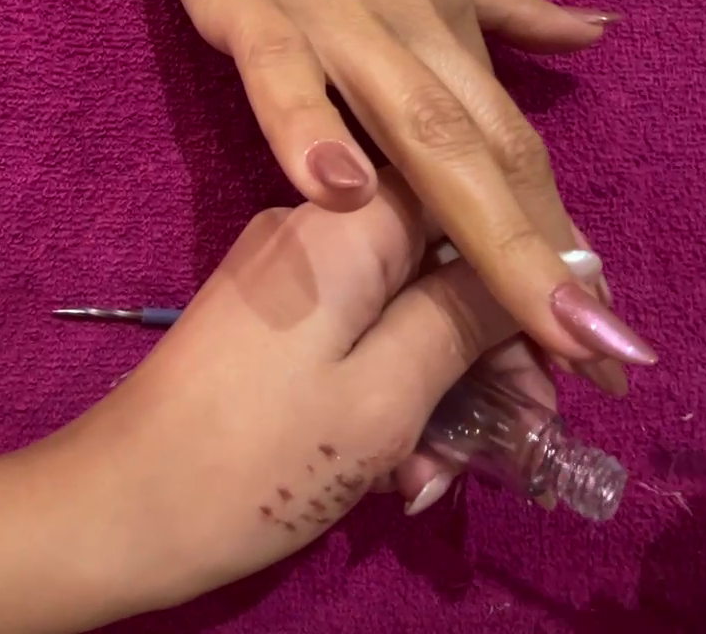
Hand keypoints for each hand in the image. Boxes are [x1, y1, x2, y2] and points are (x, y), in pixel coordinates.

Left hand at [43, 170, 530, 613]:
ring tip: (438, 479)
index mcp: (341, 225)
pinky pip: (357, 332)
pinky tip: (397, 469)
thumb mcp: (384, 395)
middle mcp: (312, 227)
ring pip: (402, 309)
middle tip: (525, 441)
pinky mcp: (272, 314)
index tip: (579, 358)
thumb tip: (541, 272)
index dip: (531, 274)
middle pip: (437, 263)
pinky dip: (390, 392)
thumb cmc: (260, 455)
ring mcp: (287, 271)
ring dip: (441, 391)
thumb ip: (462, 319)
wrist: (125, 500)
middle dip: (490, 354)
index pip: (464, 205)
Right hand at [130, 0, 648, 372]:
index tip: (607, 326)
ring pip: (413, 122)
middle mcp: (406, 28)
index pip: (513, 143)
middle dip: (547, 258)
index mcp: (441, 23)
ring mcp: (330, 16)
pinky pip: (281, 72)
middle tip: (606, 357)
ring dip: (478, 219)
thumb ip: (503, 4)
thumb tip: (596, 33)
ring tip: (533, 318)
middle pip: (487, 153)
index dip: (561, 236)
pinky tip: (336, 189)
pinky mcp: (251, 4)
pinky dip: (307, 126)